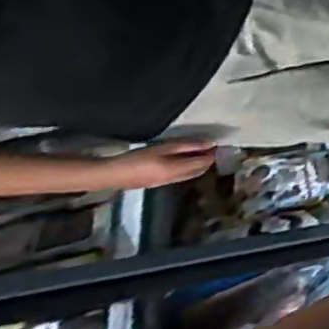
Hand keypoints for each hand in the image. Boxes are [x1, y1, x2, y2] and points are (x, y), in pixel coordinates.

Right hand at [100, 141, 216, 188]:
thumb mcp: (164, 148)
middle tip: (211, 148)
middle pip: (198, 171)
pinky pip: (180, 177)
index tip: (217, 144)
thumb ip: (187, 146)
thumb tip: (209, 144)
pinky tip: (184, 161)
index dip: (211, 154)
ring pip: (189, 175)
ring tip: (200, 152)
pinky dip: (187, 169)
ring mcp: (165, 184)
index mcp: (177, 170)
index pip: (203, 164)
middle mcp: (174, 179)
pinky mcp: (157, 184)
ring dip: (197, 165)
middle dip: (207, 161)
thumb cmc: (138, 158)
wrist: (110, 175)